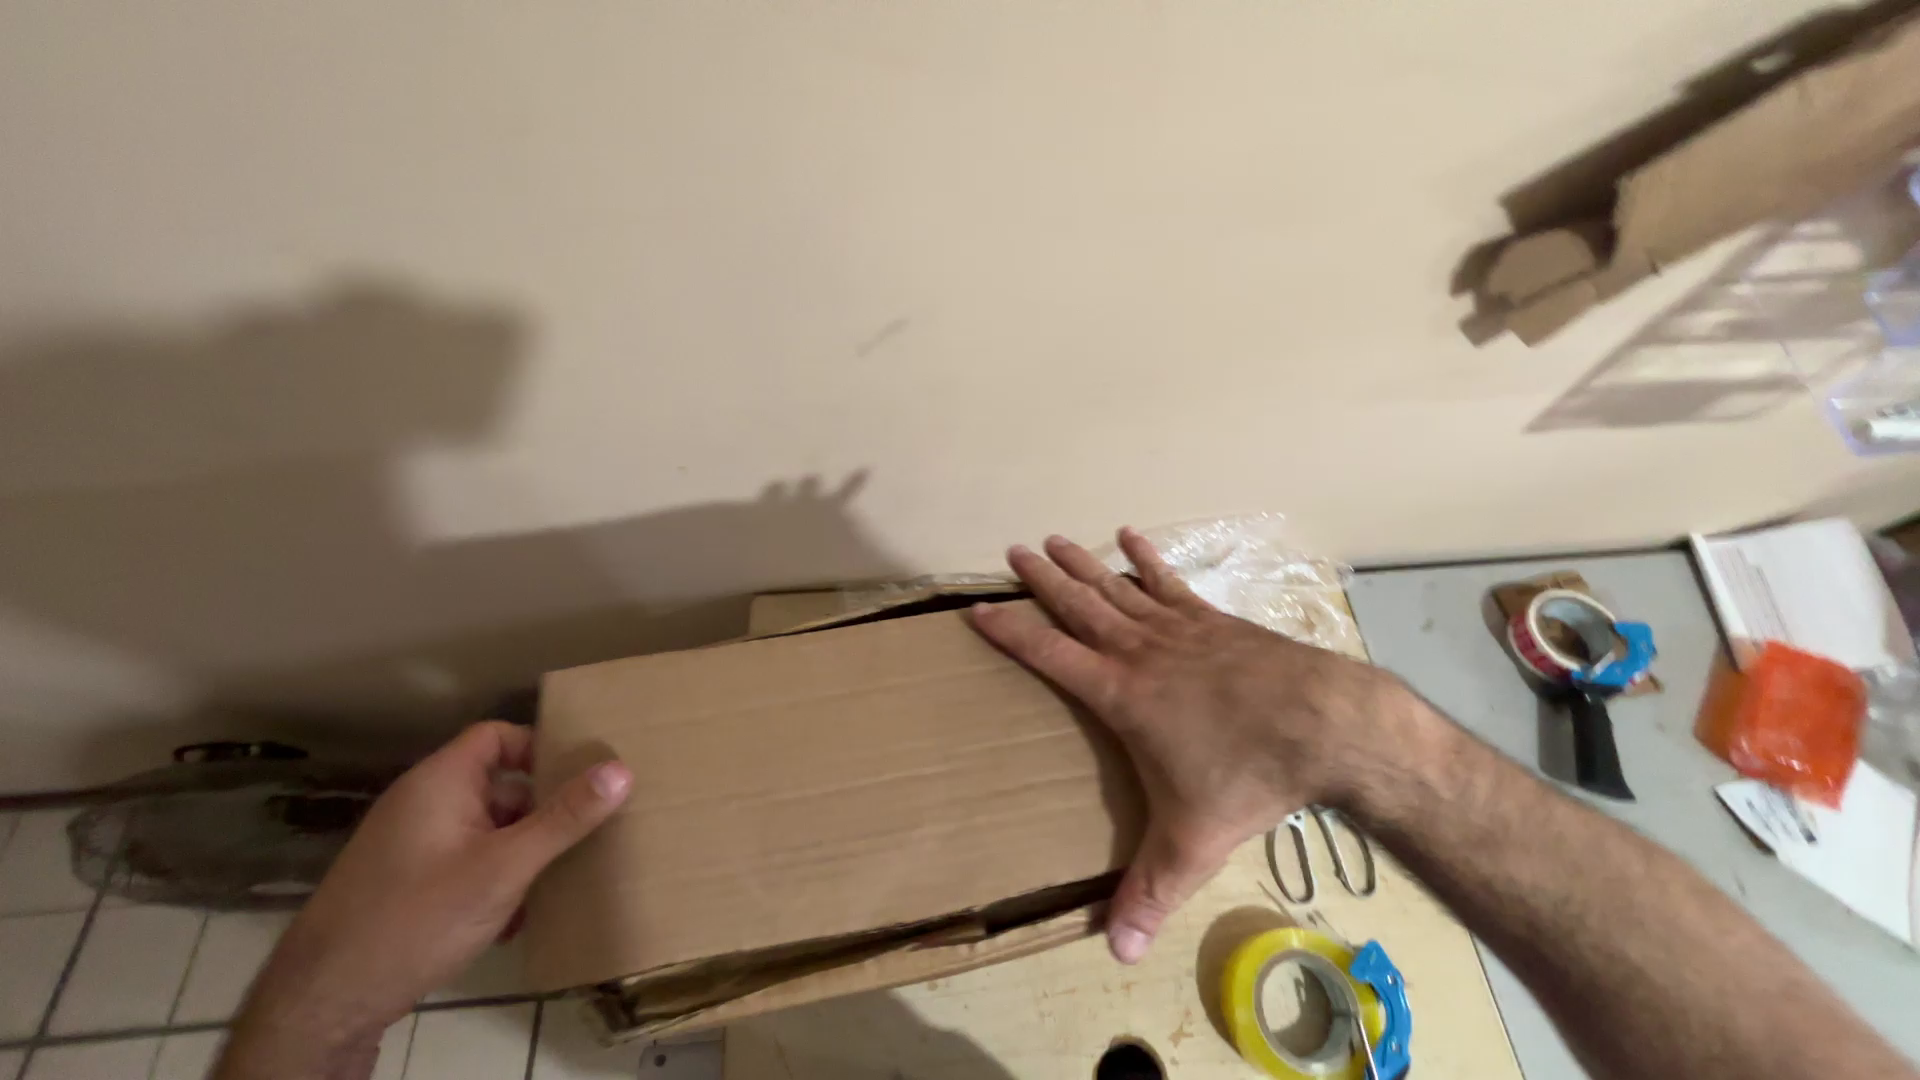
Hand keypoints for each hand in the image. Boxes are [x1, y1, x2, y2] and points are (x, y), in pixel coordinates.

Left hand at [217, 722, 630, 1078]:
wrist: (322, 1004)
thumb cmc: (417, 918)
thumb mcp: (504, 867)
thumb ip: (564, 818)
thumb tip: (621, 770)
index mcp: (439, 783)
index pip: (496, 735)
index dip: (539, 746)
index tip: (581, 773)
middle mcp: (420, 804)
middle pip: (496, 783)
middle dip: (541, 806)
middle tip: (585, 825)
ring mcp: (407, 845)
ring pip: (482, 827)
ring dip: (520, 847)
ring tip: (559, 873)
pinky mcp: (401, 883)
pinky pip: (462, 860)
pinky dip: (493, 876)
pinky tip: (516, 913)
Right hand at [968, 530, 1418, 963]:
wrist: (1328, 724)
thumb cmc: (1249, 775)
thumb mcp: (1194, 840)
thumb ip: (1153, 892)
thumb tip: (1117, 955)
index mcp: (1121, 693)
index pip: (1050, 654)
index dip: (1010, 631)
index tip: (977, 608)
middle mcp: (1141, 650)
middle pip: (1079, 606)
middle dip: (1042, 580)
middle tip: (1012, 551)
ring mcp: (1179, 628)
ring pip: (1117, 587)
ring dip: (1082, 564)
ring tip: (1054, 540)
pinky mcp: (1213, 620)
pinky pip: (1169, 583)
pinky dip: (1146, 559)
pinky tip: (1131, 536)